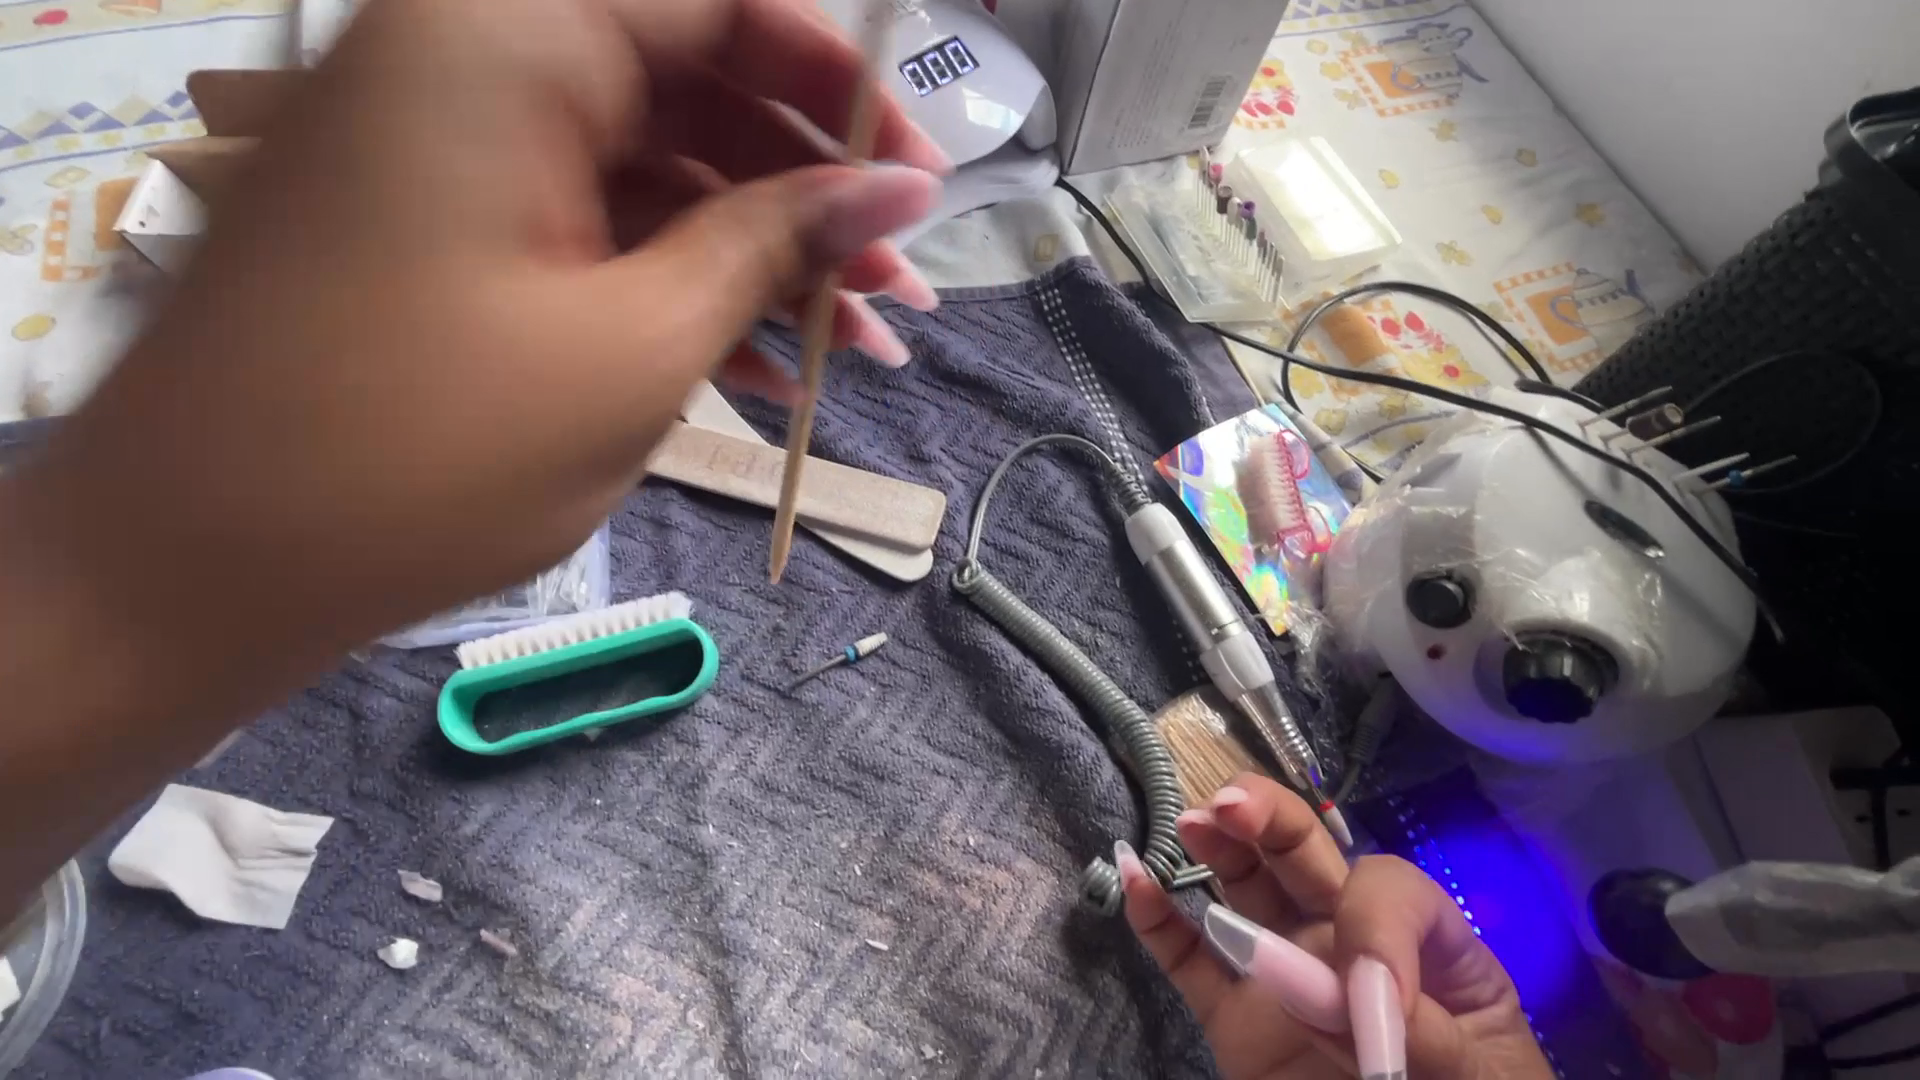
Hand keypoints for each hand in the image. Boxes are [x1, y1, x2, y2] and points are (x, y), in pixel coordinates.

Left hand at [4, 0, 946, 686]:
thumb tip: (899, 186)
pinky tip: (780, 385)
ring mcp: (481, 166)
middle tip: (901, 296)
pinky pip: (618, 247)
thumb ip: (773, 241)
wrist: (216, 569)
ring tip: (865, 356)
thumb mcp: (642, 340)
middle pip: (703, 101)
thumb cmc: (436, 450)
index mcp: (508, 42)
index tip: (917, 175)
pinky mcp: (481, 247)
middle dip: (817, 203)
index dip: (837, 85)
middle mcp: (489, 72)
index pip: (719, 6)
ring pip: (670, 190)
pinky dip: (700, 306)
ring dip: (773, 272)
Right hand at [1118, 774, 1552, 1079]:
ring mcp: (1284, 977)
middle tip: (1232, 805)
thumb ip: (1421, 1037)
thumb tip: (1322, 985)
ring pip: (1244, 889)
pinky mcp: (1235, 1018)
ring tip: (1194, 824)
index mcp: (1429, 954)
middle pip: (1305, 855)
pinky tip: (1135, 877)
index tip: (1372, 1002)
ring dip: (1217, 846)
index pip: (1390, 892)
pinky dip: (1156, 918)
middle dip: (1269, 817)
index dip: (1375, 923)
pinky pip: (1190, 960)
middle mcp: (1346, 945)